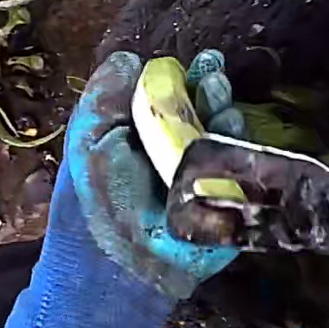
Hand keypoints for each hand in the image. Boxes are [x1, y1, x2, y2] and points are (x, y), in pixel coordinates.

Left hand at [0, 51, 240, 327]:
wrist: (113, 269)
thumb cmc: (93, 202)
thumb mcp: (88, 141)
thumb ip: (104, 97)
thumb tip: (131, 58)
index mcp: (142, 140)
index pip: (169, 100)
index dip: (181, 78)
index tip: (189, 63)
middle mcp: (176, 156)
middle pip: (203, 112)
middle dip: (209, 87)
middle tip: (212, 69)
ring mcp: (204, 180)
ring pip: (225, 135)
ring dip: (224, 108)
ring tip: (218, 88)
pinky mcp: (227, 205)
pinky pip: (240, 169)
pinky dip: (239, 143)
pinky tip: (230, 121)